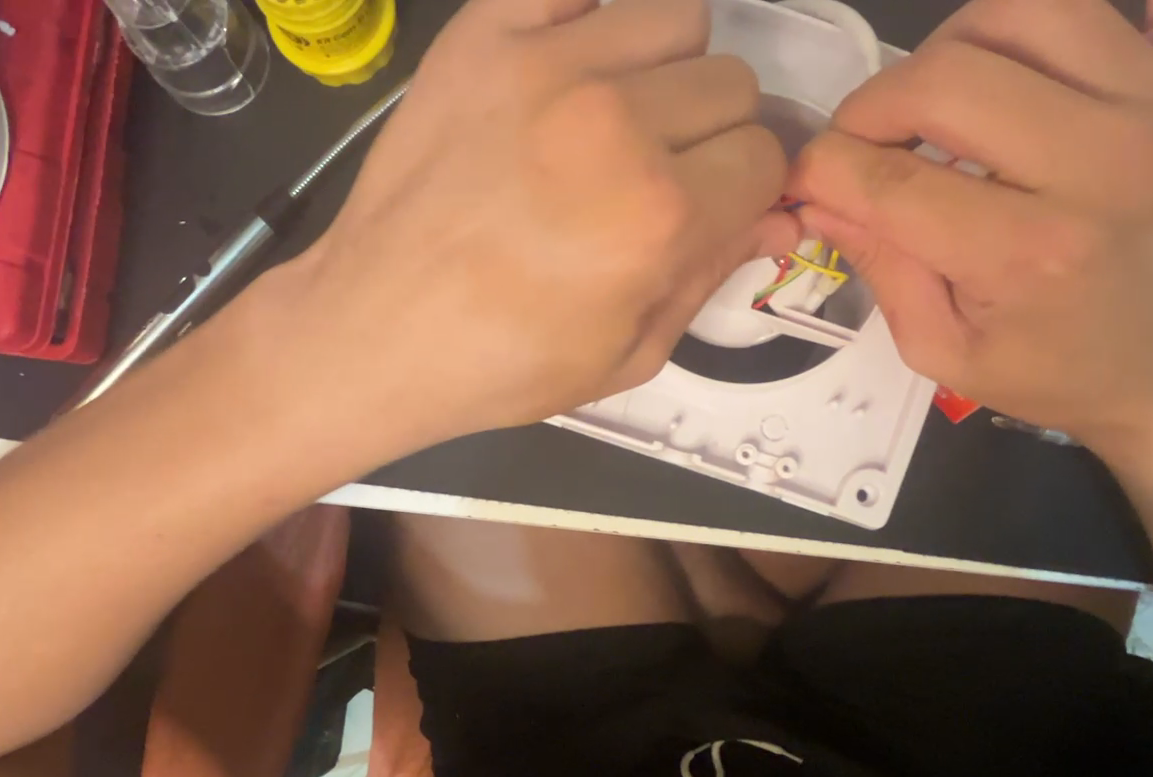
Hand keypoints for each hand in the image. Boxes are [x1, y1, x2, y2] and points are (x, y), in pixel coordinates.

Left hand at [266, 0, 797, 440]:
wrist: (378, 331)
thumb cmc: (503, 366)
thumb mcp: (628, 357)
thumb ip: (709, 278)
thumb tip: (774, 221)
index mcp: (659, 216)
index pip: (766, 157)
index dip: (748, 191)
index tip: (714, 208)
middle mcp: (616, 124)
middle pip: (732, 84)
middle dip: (713, 136)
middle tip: (656, 179)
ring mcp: (545, 66)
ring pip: (676, 20)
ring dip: (664, 73)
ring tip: (612, 126)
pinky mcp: (483, 36)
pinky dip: (593, 17)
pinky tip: (569, 73)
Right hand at [789, 0, 1152, 463]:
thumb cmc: (1053, 373)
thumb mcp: (941, 350)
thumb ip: (880, 267)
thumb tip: (816, 194)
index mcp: (1027, 251)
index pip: (890, 178)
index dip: (823, 168)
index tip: (804, 178)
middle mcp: (1104, 160)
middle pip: (946, 75)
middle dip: (873, 104)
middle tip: (863, 142)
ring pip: (1026, 7)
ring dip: (953, 46)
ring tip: (941, 100)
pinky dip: (1089, 5)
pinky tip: (1045, 55)